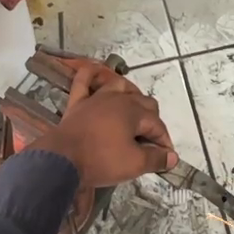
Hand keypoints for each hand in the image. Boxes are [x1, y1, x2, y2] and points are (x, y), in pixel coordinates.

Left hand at [31, 61, 178, 188]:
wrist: (62, 161)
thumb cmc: (101, 160)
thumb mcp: (134, 164)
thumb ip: (156, 159)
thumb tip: (172, 157)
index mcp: (134, 112)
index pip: (157, 125)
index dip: (164, 141)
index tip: (166, 158)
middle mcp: (118, 99)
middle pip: (144, 103)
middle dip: (152, 120)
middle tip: (150, 141)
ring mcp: (96, 98)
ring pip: (120, 86)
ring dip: (131, 95)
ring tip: (135, 109)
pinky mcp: (77, 103)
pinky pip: (84, 80)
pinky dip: (91, 73)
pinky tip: (96, 69)